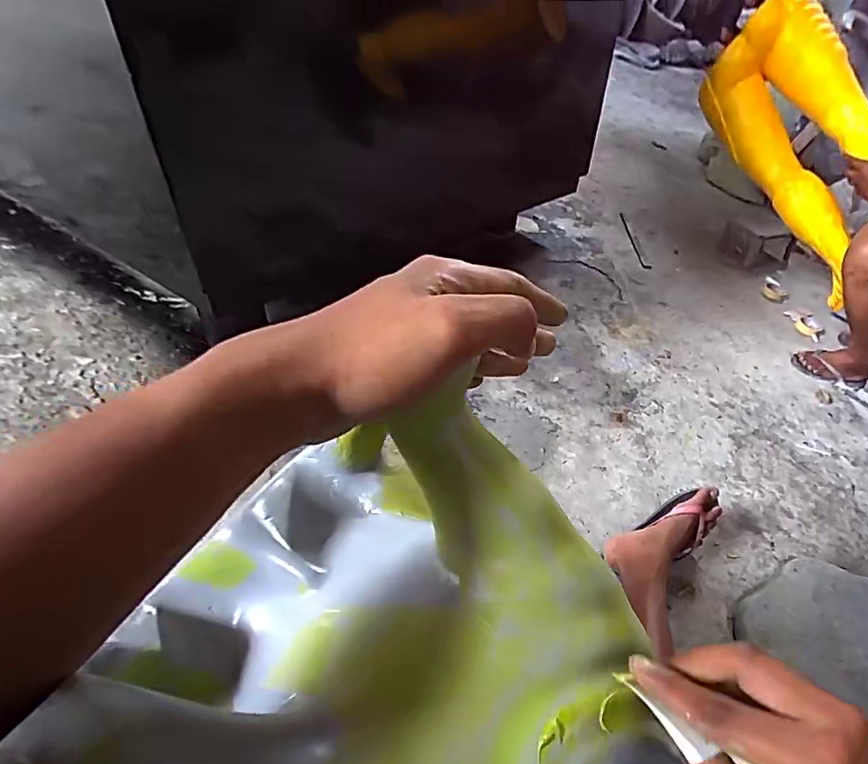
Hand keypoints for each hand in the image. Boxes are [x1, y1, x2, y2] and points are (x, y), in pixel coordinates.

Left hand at [273, 255, 566, 437]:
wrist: (303, 383)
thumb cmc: (382, 354)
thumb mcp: (453, 327)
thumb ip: (503, 319)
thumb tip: (530, 328)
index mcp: (445, 277)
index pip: (507, 284)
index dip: (539, 302)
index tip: (564, 322)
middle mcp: (426, 294)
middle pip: (487, 305)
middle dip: (521, 325)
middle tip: (546, 348)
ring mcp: (405, 326)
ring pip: (467, 332)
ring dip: (498, 346)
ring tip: (522, 365)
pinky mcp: (390, 359)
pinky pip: (445, 356)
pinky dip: (471, 365)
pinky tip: (476, 379)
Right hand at [628, 646, 867, 763]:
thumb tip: (677, 723)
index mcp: (808, 759)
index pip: (724, 710)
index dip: (674, 688)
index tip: (637, 669)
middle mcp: (830, 719)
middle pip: (748, 663)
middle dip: (696, 661)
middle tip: (659, 672)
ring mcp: (842, 709)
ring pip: (764, 665)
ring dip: (717, 667)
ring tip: (681, 682)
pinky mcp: (843, 709)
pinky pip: (780, 680)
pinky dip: (741, 679)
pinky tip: (718, 694)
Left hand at [843, 143, 867, 200]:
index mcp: (861, 167)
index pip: (850, 160)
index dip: (846, 156)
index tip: (844, 153)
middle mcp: (856, 176)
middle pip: (847, 171)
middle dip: (847, 167)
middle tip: (849, 165)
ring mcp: (856, 185)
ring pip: (849, 180)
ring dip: (851, 177)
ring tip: (854, 175)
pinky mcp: (858, 193)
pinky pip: (855, 188)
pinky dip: (856, 186)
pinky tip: (860, 185)